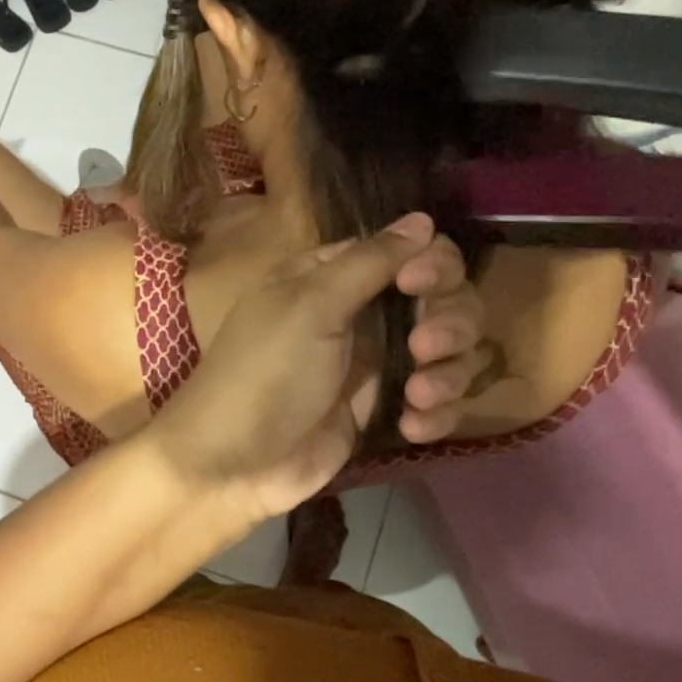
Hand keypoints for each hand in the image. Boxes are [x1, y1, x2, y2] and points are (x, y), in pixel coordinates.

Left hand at [143, 213, 467, 523]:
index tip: (419, 284)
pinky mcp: (380, 410)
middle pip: (442, 299)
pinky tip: (412, 426)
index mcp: (329, 278)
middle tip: (423, 347)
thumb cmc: (265, 373)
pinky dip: (435, 413)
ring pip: (448, 352)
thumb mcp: (310, 306)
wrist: (232, 463)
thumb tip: (421, 218)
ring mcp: (371, 364)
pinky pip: (435, 400)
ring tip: (416, 396)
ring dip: (447, 372)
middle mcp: (356, 314)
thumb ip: (370, 262)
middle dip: (448, 321)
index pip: (406, 251)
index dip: (428, 263)